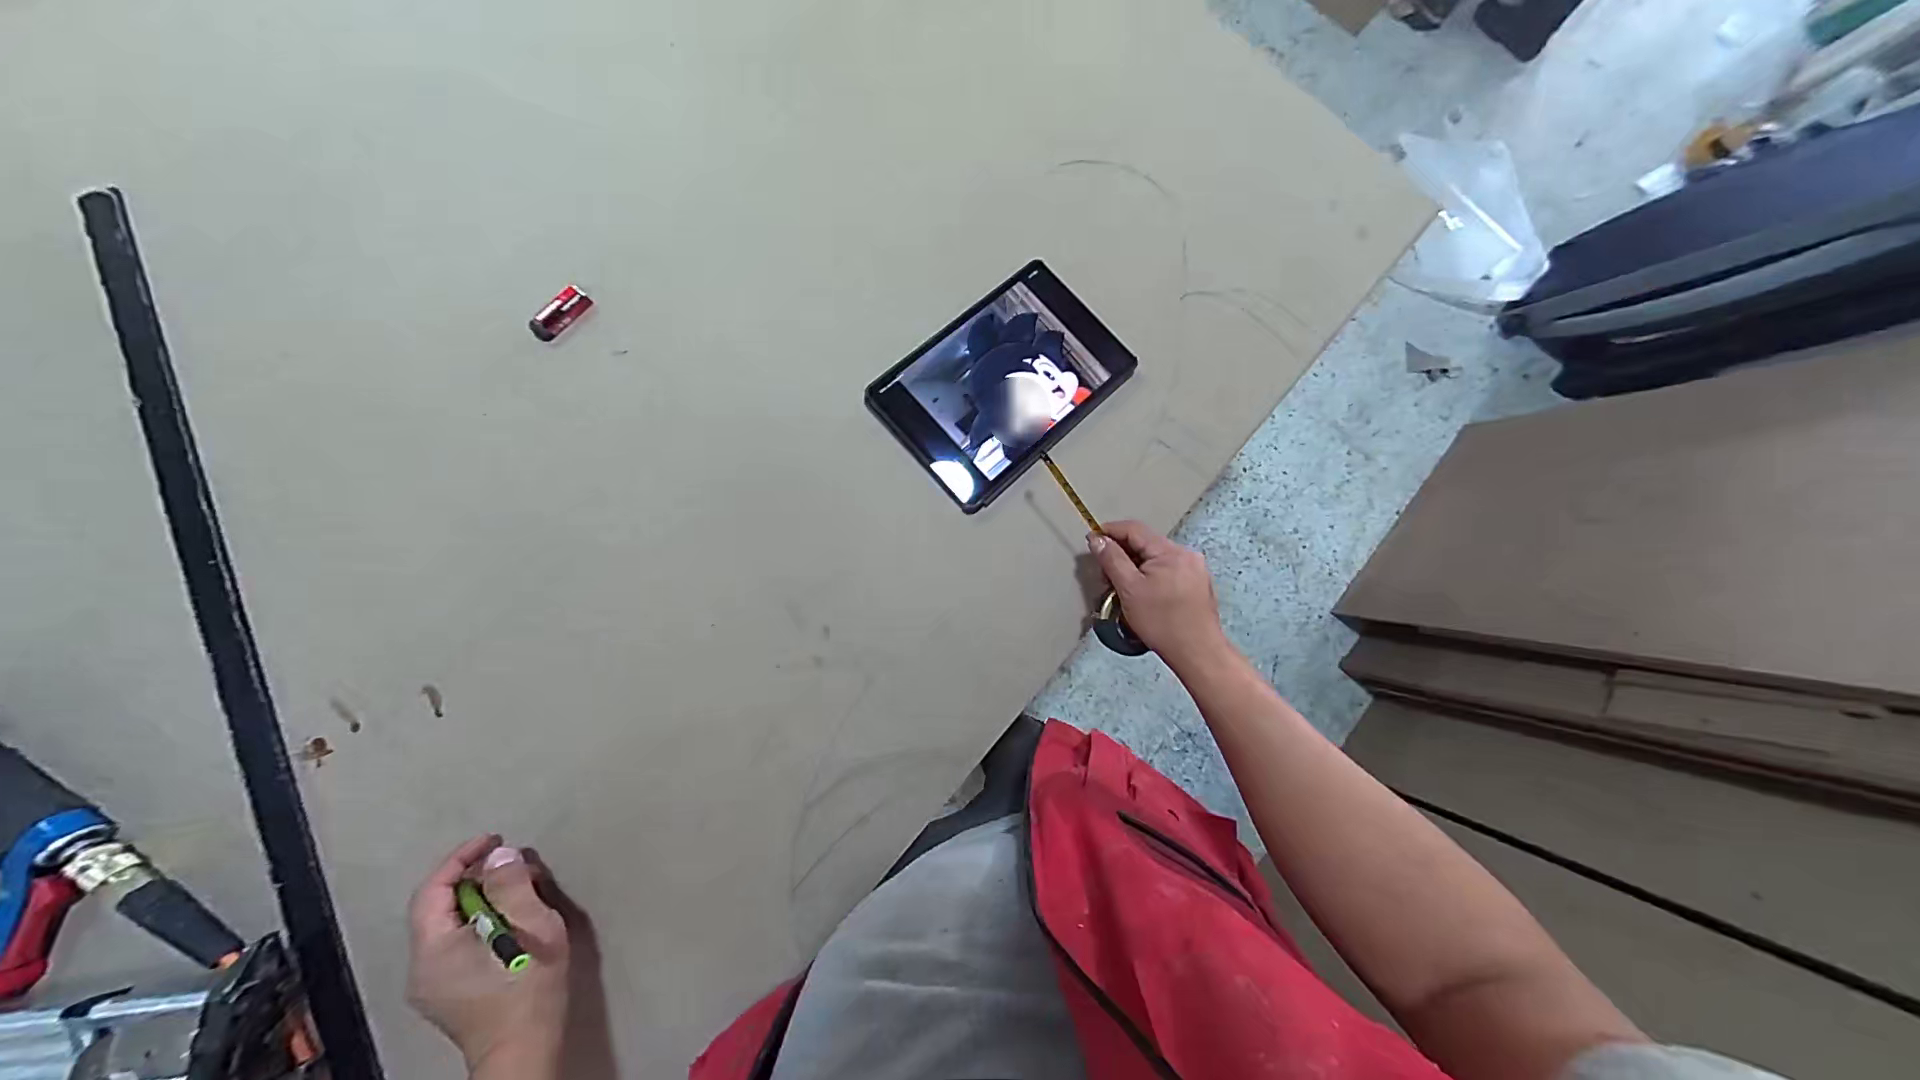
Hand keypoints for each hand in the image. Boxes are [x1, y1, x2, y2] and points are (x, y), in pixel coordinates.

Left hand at [407, 835, 570, 1078]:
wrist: (524, 1052)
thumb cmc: (529, 988)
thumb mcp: (532, 928)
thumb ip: (513, 888)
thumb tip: (499, 854)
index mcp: (434, 949)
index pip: (434, 890)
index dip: (461, 858)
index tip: (496, 838)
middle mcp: (421, 965)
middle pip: (438, 906)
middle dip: (474, 875)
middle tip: (515, 861)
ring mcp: (429, 983)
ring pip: (448, 923)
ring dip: (480, 896)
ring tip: (520, 885)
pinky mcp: (445, 992)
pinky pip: (454, 940)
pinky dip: (478, 918)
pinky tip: (509, 918)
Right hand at [1087, 520, 1232, 671]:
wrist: (1196, 651)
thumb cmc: (1163, 624)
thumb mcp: (1128, 588)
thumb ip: (1111, 559)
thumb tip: (1098, 540)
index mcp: (1170, 552)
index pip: (1134, 529)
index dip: (1110, 531)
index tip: (1093, 539)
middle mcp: (1186, 554)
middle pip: (1145, 543)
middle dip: (1121, 554)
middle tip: (1105, 574)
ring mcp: (1194, 569)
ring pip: (1155, 558)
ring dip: (1134, 566)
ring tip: (1122, 587)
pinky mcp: (1196, 583)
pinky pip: (1167, 570)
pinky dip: (1149, 575)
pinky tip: (1141, 593)